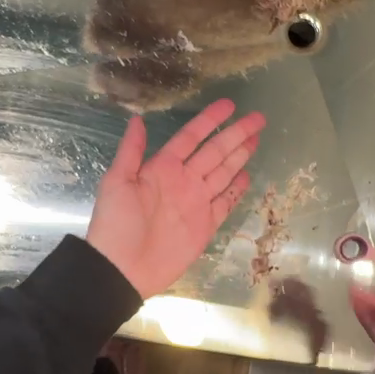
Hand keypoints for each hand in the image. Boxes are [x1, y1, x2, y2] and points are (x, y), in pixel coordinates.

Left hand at [85, 99, 265, 298]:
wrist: (122, 269)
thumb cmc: (116, 223)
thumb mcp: (117, 182)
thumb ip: (131, 151)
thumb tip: (137, 119)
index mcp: (162, 167)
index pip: (191, 137)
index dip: (210, 120)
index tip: (229, 105)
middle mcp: (183, 181)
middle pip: (215, 152)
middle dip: (236, 134)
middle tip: (258, 118)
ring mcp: (196, 203)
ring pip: (223, 173)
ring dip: (239, 156)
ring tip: (256, 139)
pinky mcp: (205, 226)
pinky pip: (225, 204)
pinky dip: (236, 191)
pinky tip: (247, 176)